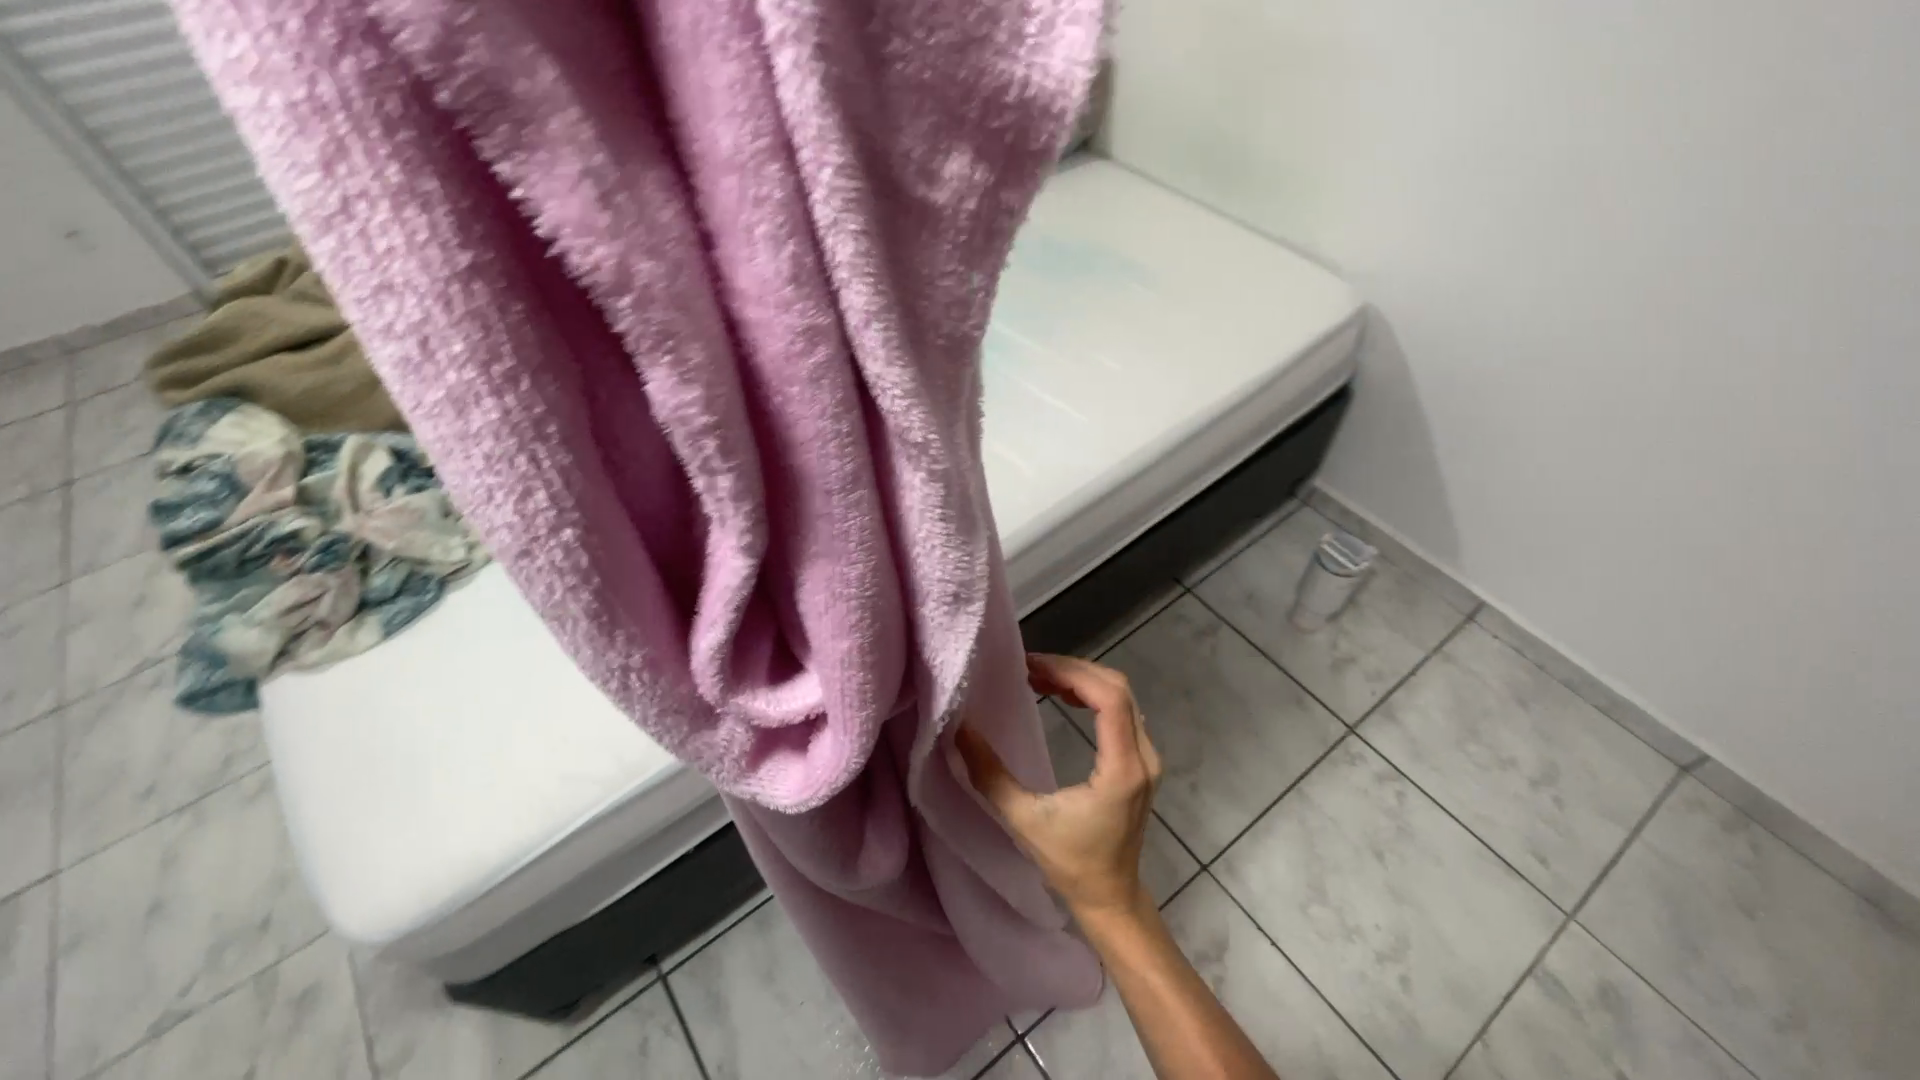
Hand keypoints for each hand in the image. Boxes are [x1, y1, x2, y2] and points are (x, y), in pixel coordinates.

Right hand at [955, 653, 1164, 917]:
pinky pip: (1123, 712)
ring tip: (1040, 678)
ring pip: (1123, 697)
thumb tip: (960, 730)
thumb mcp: (1023, 820)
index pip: (1110, 698)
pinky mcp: (1142, 763)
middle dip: (1073, 670)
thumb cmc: (1069, 863)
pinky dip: (1094, 696)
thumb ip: (989, 774)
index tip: (1031, 667)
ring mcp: (1148, 759)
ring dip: (1083, 680)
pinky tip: (1063, 697)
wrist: (1109, 896)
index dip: (1071, 673)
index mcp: (1122, 769)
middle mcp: (1144, 757)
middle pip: (1118, 688)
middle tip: (1030, 669)